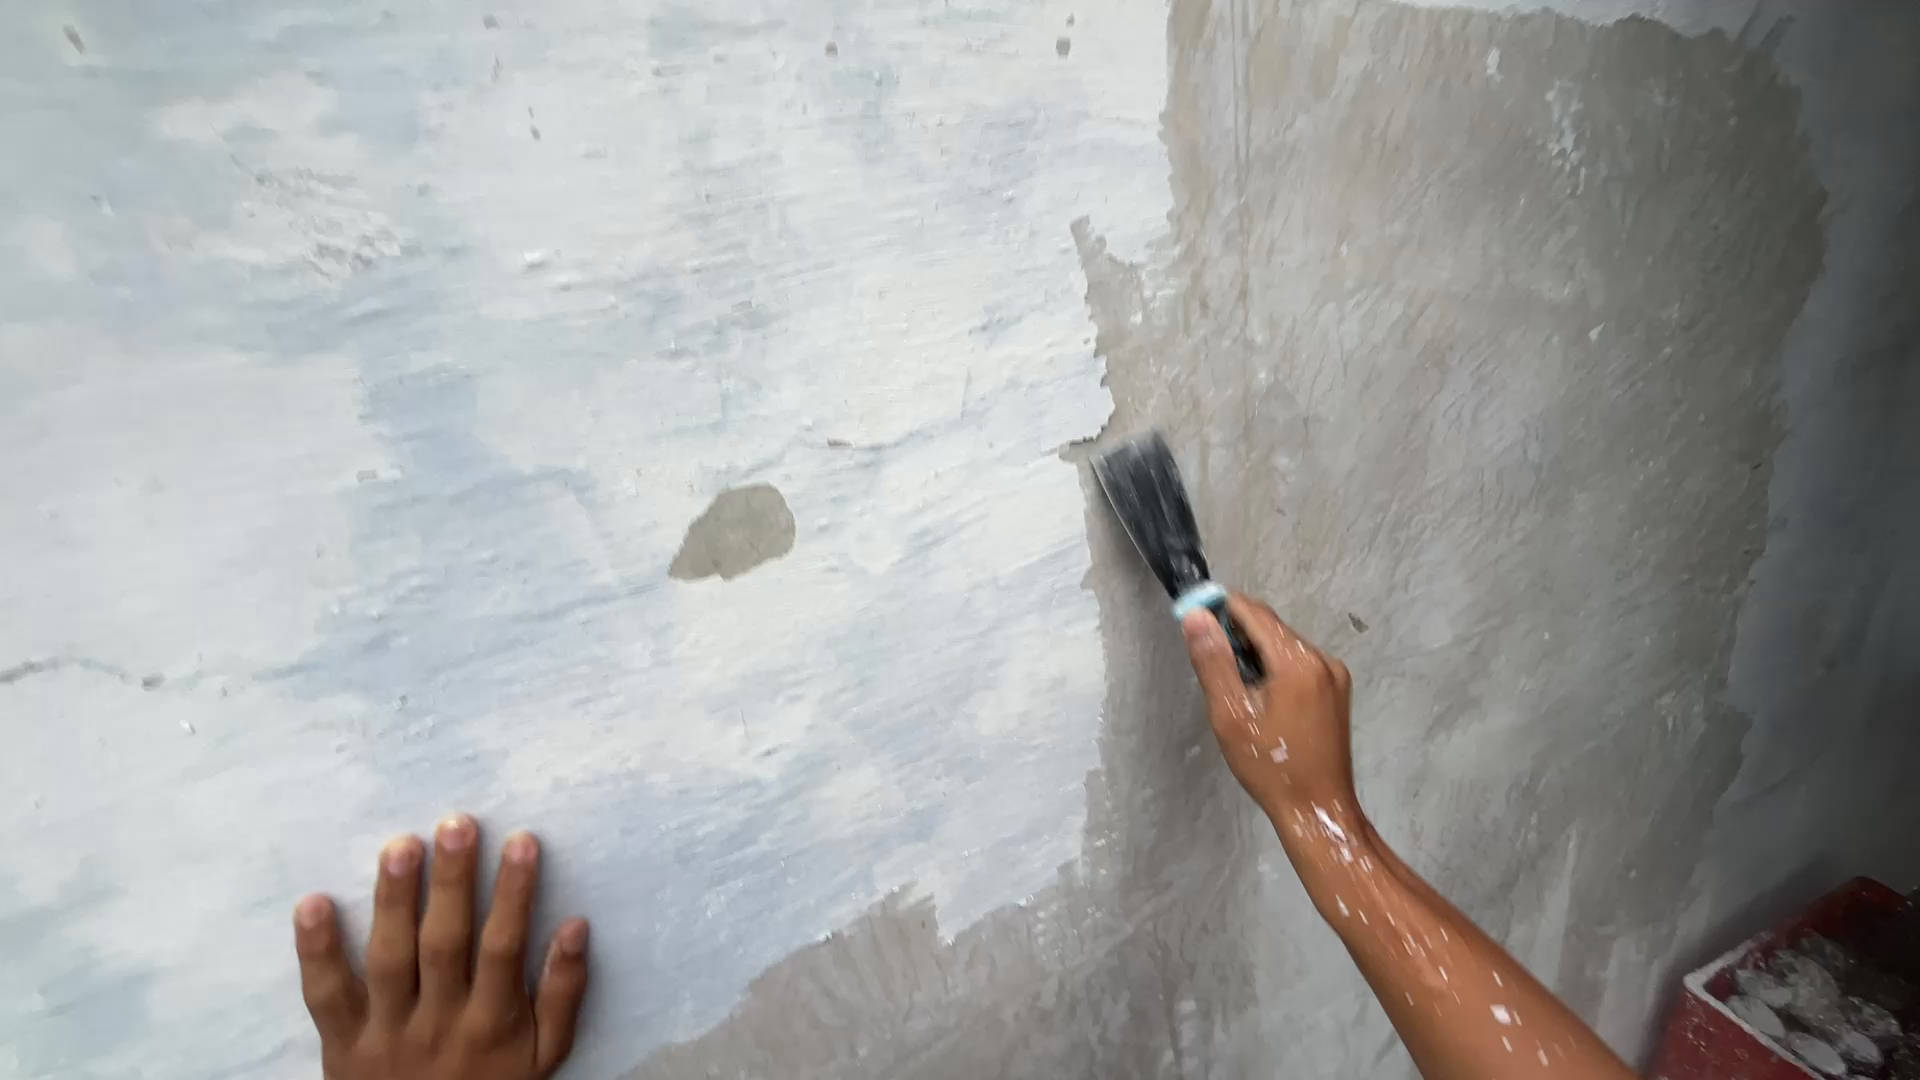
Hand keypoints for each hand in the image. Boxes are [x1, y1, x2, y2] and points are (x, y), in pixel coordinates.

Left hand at [292, 815, 590, 1079]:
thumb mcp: (547, 1056)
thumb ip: (564, 992)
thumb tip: (575, 925)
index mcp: (491, 1021)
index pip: (504, 944)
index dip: (513, 891)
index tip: (521, 840)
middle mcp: (437, 1022)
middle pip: (444, 943)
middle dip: (452, 881)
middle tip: (456, 824)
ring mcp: (384, 1034)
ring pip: (388, 959)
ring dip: (393, 900)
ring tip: (401, 845)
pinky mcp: (340, 1046)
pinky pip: (324, 996)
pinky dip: (315, 951)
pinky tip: (313, 902)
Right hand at [1182, 592, 1354, 816]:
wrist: (1318, 810)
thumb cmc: (1268, 765)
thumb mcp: (1229, 714)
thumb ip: (1213, 661)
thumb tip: (1195, 615)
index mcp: (1298, 661)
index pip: (1254, 613)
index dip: (1219, 607)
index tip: (1191, 614)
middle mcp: (1322, 659)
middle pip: (1270, 626)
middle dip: (1235, 630)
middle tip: (1204, 652)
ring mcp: (1334, 674)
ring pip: (1283, 644)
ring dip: (1253, 649)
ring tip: (1228, 679)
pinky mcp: (1335, 690)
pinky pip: (1297, 661)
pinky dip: (1272, 664)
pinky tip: (1256, 691)